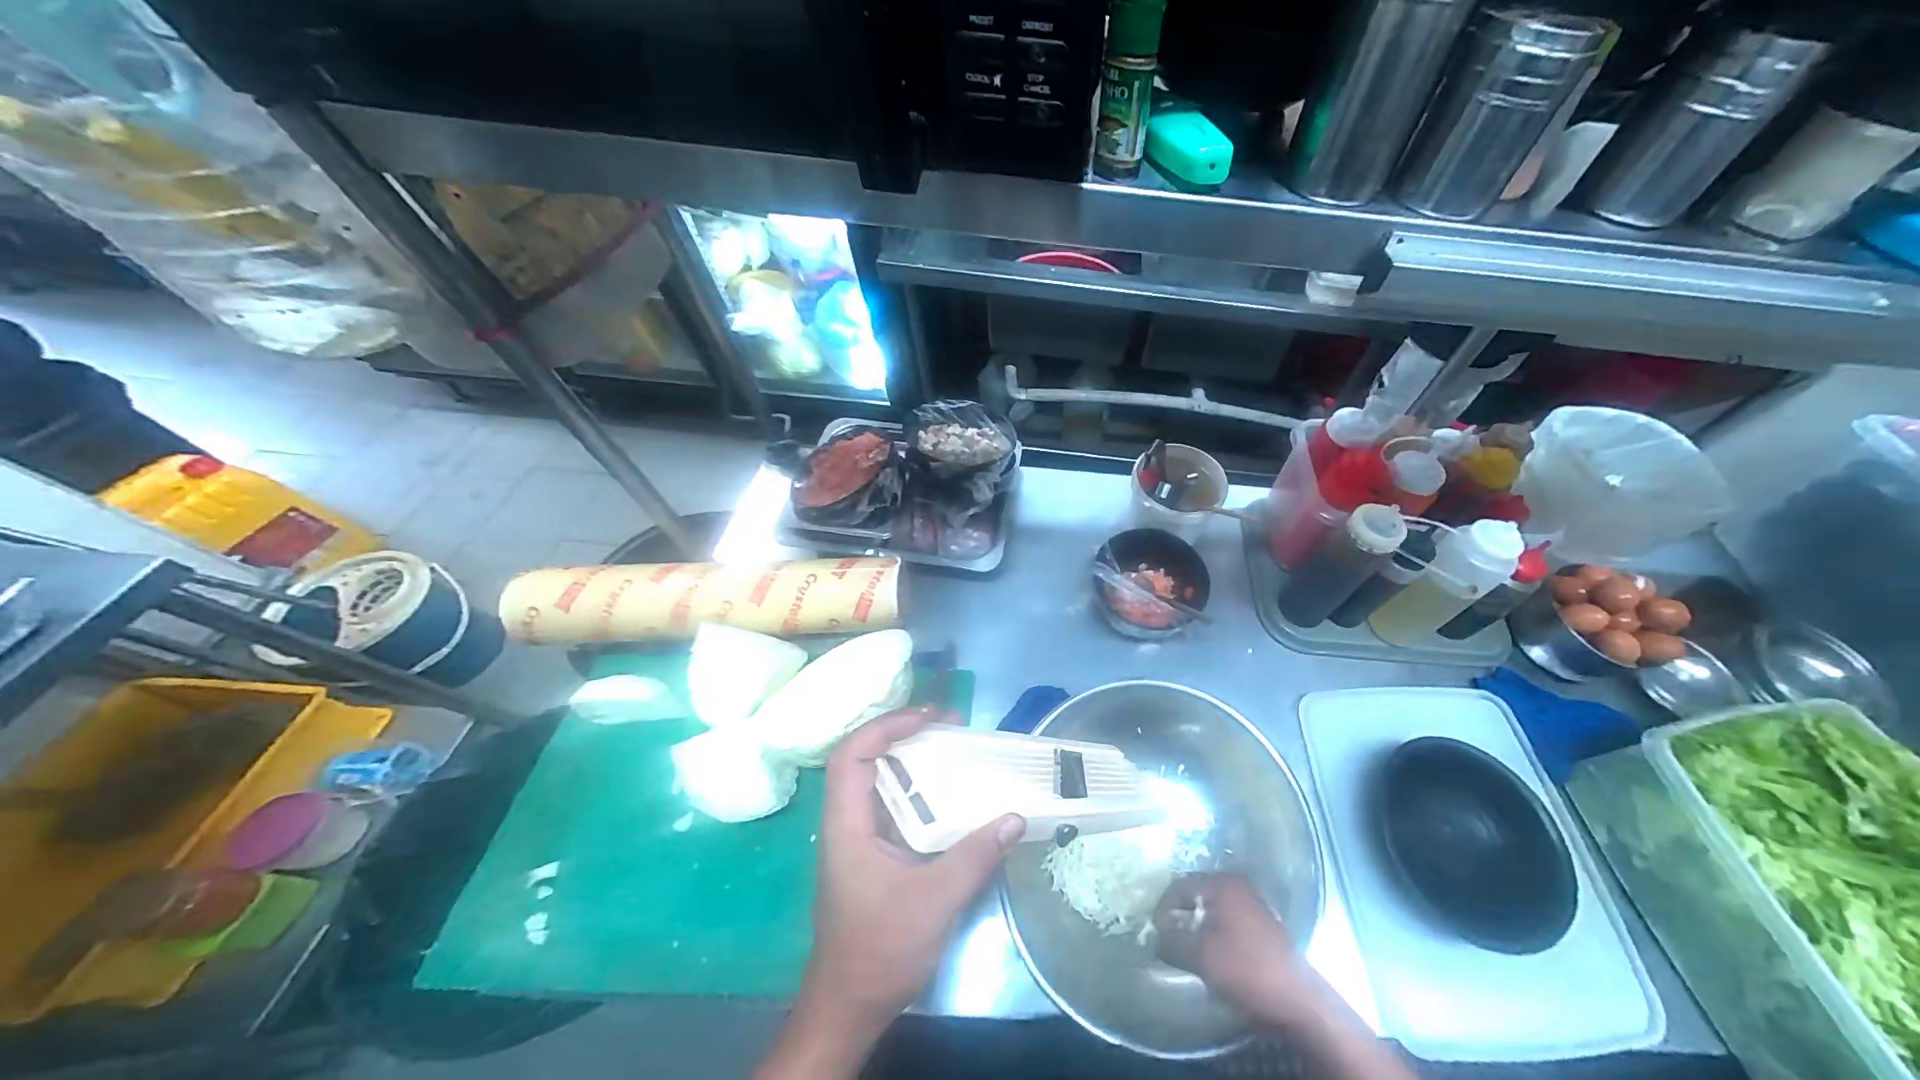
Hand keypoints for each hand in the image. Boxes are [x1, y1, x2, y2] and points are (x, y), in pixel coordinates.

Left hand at [758, 707, 1023, 1079]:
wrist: (851, 1003)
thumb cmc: (881, 948)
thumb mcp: (935, 900)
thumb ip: (975, 856)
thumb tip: (1016, 816)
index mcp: (848, 824)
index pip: (853, 754)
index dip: (886, 726)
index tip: (929, 718)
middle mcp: (848, 822)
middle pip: (865, 759)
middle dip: (903, 733)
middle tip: (949, 723)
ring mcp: (859, 838)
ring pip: (880, 782)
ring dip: (912, 760)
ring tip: (953, 746)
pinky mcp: (873, 854)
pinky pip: (894, 806)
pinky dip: (918, 790)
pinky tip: (949, 794)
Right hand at [1155, 874, 1415, 1079]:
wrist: (1301, 1004)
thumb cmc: (1247, 970)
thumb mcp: (1201, 956)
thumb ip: (1172, 942)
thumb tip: (1155, 936)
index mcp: (1224, 885)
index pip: (1181, 885)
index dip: (1163, 906)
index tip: (1153, 929)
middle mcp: (1240, 889)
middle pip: (1198, 896)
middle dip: (1180, 916)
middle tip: (1165, 938)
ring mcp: (1255, 909)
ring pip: (1214, 912)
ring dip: (1197, 929)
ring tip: (1185, 951)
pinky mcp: (1264, 931)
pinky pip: (1228, 926)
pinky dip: (1214, 937)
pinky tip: (1210, 958)